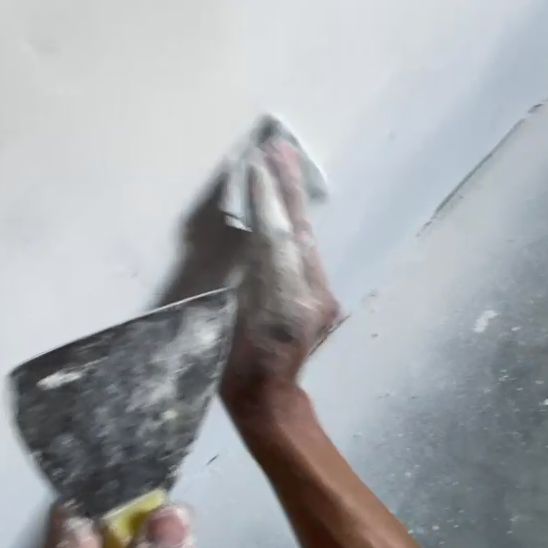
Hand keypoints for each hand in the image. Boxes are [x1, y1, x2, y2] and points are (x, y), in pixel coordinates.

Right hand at [221, 135, 340, 416]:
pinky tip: (292, 202)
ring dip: (294, 200)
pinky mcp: (324, 299)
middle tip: (279, 146)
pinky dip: (297, 224)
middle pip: (299, 232)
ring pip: (307, 240)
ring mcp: (323, 298)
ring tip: (285, 160)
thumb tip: (250, 233)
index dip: (267, 200)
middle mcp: (312, 297)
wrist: (269, 401)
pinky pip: (308, 254)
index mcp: (284, 305)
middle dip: (287, 187)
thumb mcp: (223, 324)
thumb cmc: (232, 370)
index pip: (276, 239)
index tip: (258, 163)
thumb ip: (242, 278)